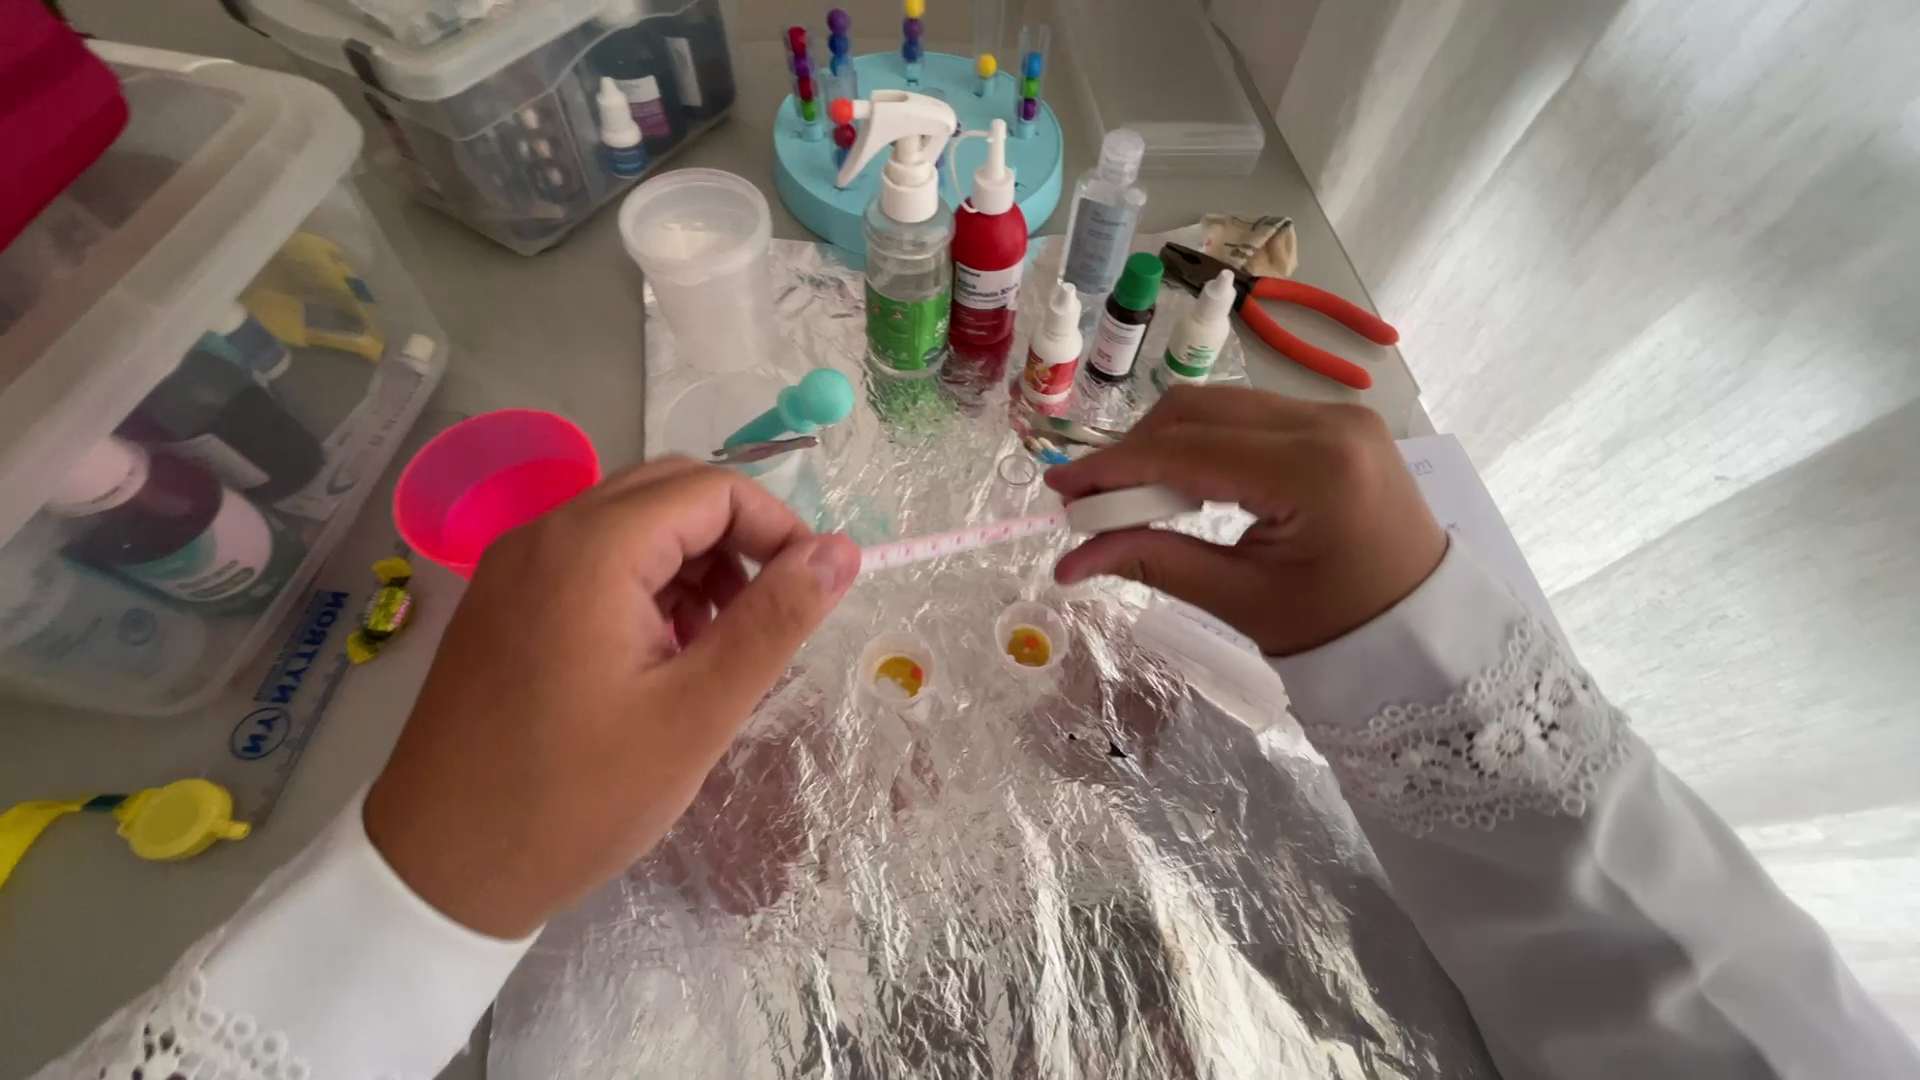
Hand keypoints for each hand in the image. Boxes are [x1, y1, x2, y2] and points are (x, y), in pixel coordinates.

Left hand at [364, 458, 860, 938]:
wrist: (438, 876)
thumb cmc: (579, 797)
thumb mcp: (699, 711)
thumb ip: (776, 619)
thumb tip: (842, 551)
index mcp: (592, 548)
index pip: (714, 489)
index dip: (779, 528)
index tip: (810, 592)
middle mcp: (547, 533)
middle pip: (673, 492)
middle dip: (740, 538)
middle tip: (770, 610)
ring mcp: (518, 565)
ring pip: (637, 522)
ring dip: (698, 560)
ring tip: (719, 640)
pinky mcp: (509, 600)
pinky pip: (599, 557)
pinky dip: (652, 581)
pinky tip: (665, 649)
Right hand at [1048, 386, 1445, 656]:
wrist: (1421, 626)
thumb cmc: (1337, 627)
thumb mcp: (1239, 600)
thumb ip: (1152, 562)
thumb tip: (1068, 562)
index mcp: (1314, 470)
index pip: (1186, 450)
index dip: (1112, 468)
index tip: (1059, 489)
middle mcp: (1327, 421)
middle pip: (1194, 411)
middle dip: (1131, 453)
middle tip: (1089, 499)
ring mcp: (1333, 412)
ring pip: (1213, 405)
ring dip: (1159, 445)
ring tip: (1128, 495)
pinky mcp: (1330, 419)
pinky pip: (1241, 415)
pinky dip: (1195, 443)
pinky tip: (1177, 481)